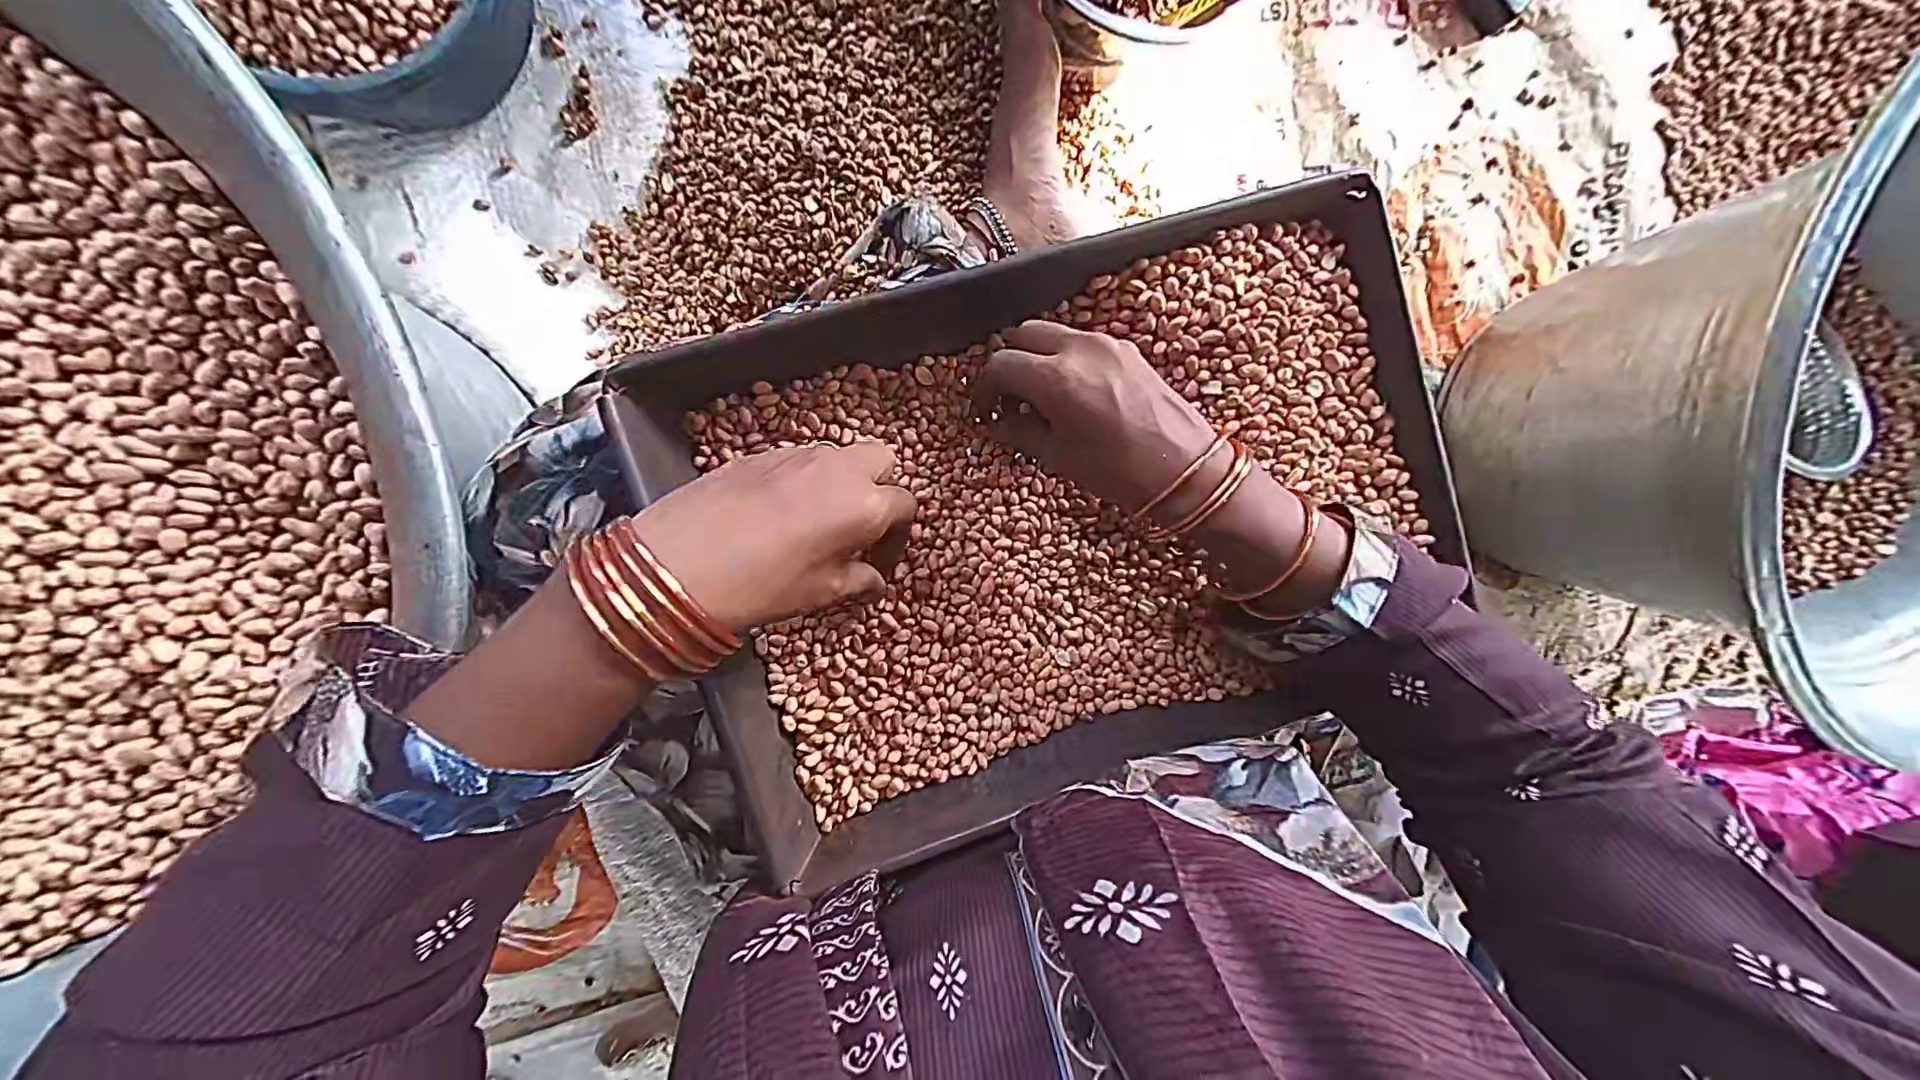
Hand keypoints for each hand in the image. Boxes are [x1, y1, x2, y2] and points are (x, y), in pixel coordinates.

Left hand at [630, 442, 917, 631]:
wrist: (675, 566)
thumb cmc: (758, 585)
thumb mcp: (820, 591)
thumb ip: (858, 579)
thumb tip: (873, 579)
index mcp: (864, 504)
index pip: (905, 504)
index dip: (898, 533)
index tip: (880, 558)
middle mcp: (837, 469)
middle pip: (881, 460)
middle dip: (880, 488)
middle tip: (860, 525)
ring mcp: (797, 455)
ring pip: (839, 455)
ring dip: (842, 481)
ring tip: (819, 520)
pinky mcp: (760, 454)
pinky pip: (800, 458)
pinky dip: (806, 478)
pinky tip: (781, 512)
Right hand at [968, 320, 1216, 511]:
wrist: (1184, 468)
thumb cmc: (1118, 470)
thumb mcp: (1059, 456)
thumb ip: (1021, 431)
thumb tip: (1001, 421)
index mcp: (1055, 378)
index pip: (1000, 363)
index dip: (985, 386)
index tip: (985, 407)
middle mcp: (1078, 348)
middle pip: (1023, 333)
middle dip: (1008, 361)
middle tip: (1007, 395)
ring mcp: (1105, 344)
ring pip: (1052, 332)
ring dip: (1035, 355)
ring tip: (1036, 393)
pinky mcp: (1125, 348)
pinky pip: (1080, 341)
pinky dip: (1063, 356)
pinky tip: (1068, 389)